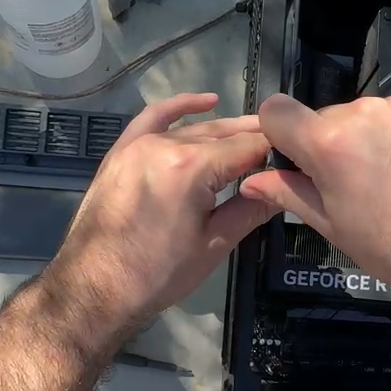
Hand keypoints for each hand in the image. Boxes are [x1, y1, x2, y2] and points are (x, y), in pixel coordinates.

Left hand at [43, 93, 274, 334]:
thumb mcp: (215, 244)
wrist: (95, 288)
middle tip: (287, 146)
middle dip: (254, 140)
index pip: (248, 147)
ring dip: (225, 130)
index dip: (274, 154)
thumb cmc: (159, 274)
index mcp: (192, 168)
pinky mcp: (122, 150)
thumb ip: (252, 208)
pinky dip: (180, 107)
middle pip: (223, 134)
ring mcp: (139, 144)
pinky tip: (207, 102)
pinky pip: (154, 117)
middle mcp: (165, 145)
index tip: (295, 162)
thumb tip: (287, 189)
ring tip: (255, 132)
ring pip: (194, 129)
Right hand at [239, 93, 390, 315]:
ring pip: (354, 119)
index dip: (275, 136)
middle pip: (318, 119)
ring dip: (356, 143)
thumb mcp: (334, 226)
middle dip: (322, 147)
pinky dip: (386, 139)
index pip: (274, 111)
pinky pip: (386, 119)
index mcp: (328, 142)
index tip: (291, 164)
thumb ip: (290, 194)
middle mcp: (359, 112)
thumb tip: (254, 181)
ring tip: (383, 186)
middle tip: (345, 190)